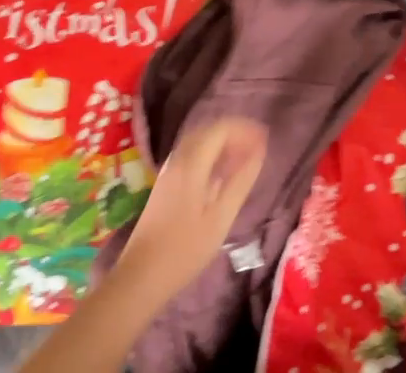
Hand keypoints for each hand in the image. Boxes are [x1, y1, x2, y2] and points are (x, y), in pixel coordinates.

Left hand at [118, 117, 267, 298]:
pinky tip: (221, 176)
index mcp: (191, 165)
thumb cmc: (186, 249)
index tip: (264, 139)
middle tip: (256, 147)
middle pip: (207, 132)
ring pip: (198, 144)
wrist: (141, 276)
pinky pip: (191, 157)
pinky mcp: (165, 186)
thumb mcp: (220, 217)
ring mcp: (168, 173)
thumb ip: (240, 181)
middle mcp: (177, 161)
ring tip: (243, 159)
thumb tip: (259, 151)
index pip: (220, 129)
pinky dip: (210, 156)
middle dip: (233, 134)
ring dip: (221, 144)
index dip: (244, 129)